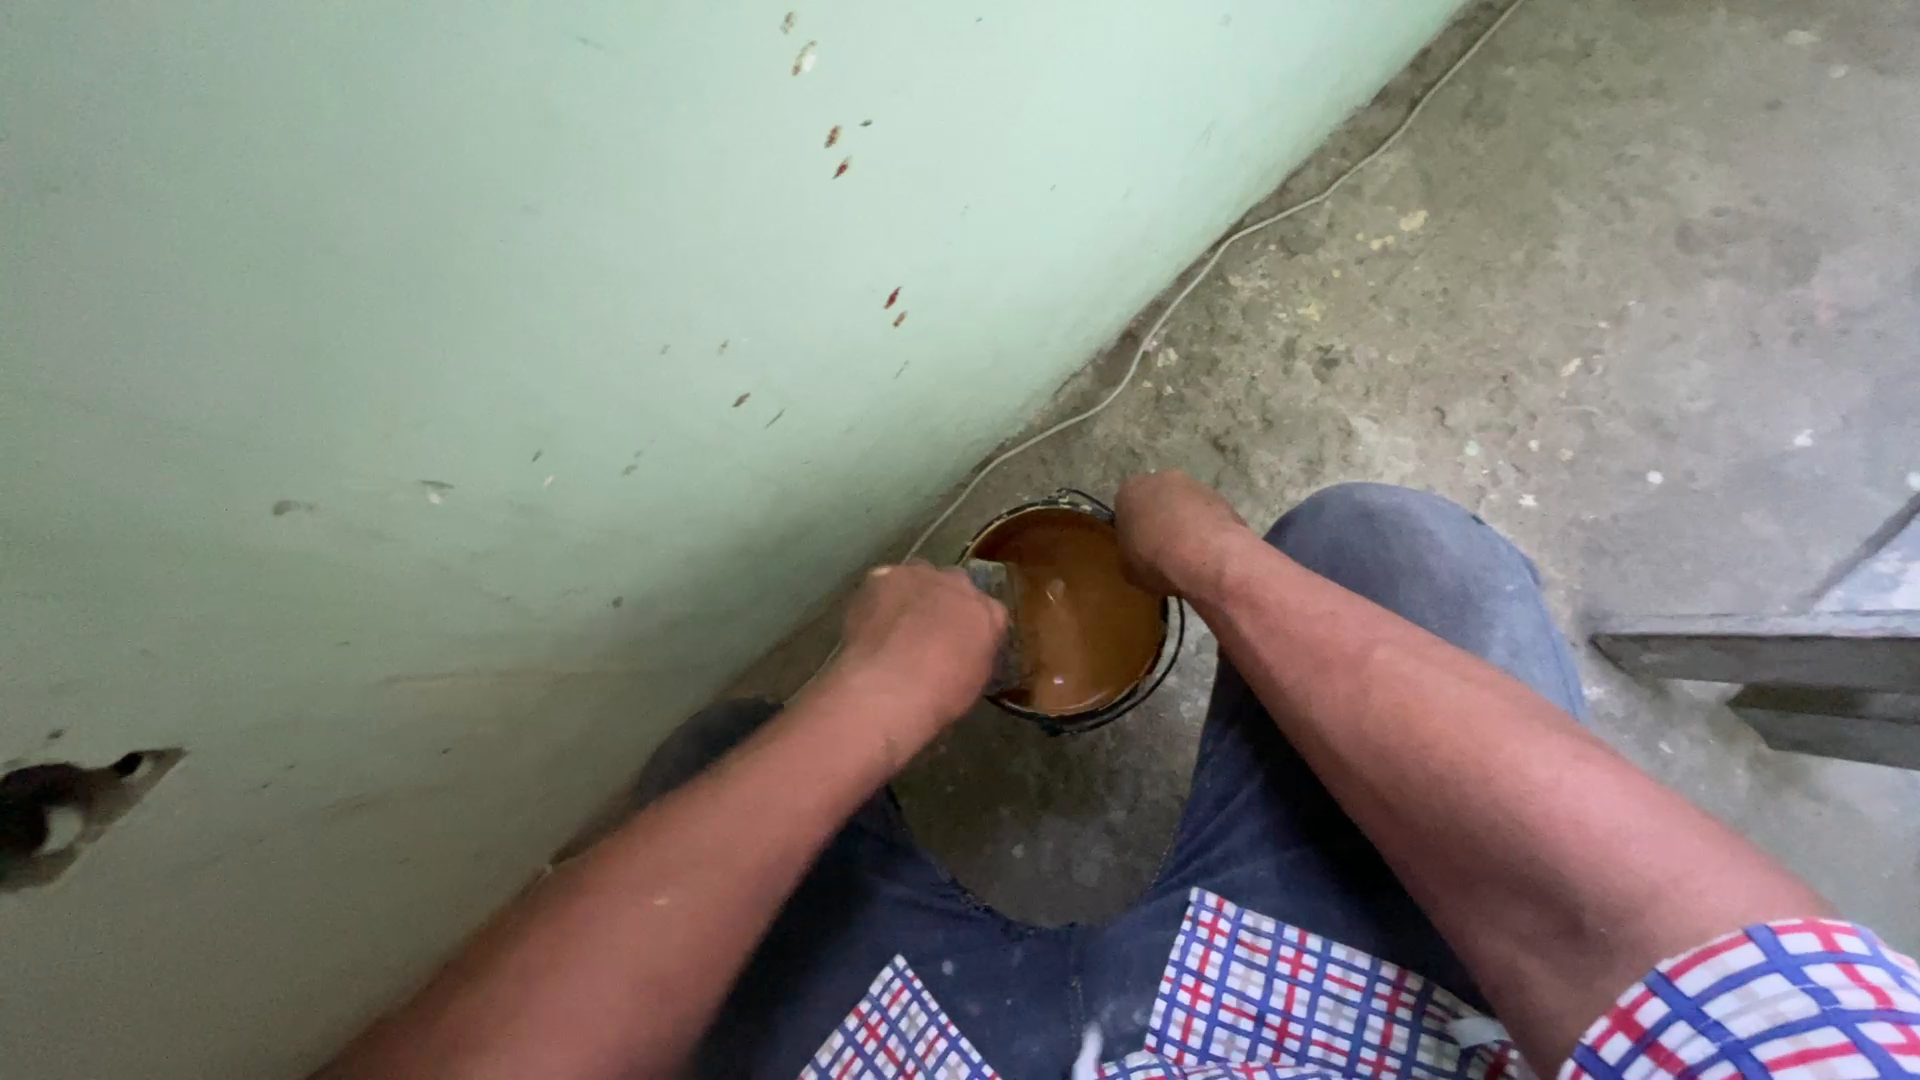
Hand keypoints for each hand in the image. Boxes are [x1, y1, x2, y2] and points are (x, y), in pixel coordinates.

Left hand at [828, 560, 1008, 736]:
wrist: (890, 686)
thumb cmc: (940, 695)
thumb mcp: (975, 680)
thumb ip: (975, 653)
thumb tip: (964, 649)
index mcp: (990, 613)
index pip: (989, 611)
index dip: (971, 626)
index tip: (960, 643)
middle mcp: (959, 584)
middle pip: (954, 585)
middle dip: (944, 602)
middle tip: (928, 631)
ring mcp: (919, 576)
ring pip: (919, 577)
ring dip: (912, 594)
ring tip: (895, 625)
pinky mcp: (882, 576)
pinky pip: (884, 583)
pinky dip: (880, 599)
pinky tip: (870, 621)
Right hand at [1114, 470, 1251, 596]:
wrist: (1204, 556)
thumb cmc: (1153, 559)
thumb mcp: (1127, 567)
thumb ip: (1131, 551)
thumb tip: (1140, 554)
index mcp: (1130, 491)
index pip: (1127, 506)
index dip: (1134, 529)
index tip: (1140, 547)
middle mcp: (1161, 479)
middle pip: (1158, 500)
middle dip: (1162, 520)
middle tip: (1165, 549)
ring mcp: (1195, 485)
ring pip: (1186, 506)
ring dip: (1188, 524)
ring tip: (1192, 555)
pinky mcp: (1222, 497)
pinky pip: (1209, 515)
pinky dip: (1208, 530)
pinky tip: (1210, 553)